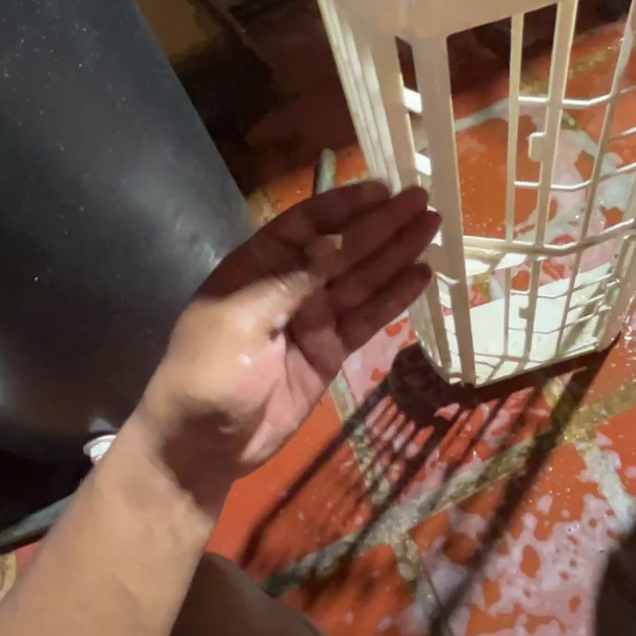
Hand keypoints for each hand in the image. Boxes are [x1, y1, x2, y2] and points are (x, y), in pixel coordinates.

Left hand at [129, 182, 438, 498]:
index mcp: (259, 264)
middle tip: (422, 201)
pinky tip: (421, 274)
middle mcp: (290, 283)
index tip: (383, 190)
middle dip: (381, 224)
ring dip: (397, 253)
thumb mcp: (240, 321)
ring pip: (362, 278)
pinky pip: (368, 317)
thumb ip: (290, 283)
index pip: (308, 223)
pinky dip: (394, 297)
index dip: (345, 206)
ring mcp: (314, 317)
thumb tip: (333, 245)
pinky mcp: (332, 350)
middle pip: (343, 247)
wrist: (203, 446)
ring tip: (431, 226)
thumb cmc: (209, 374)